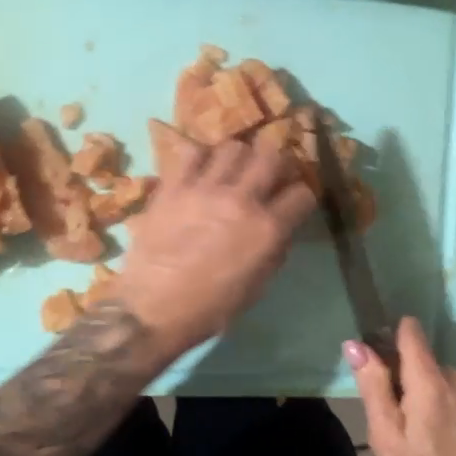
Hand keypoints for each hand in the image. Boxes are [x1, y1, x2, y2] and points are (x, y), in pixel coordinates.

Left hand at [108, 135, 316, 359]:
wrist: (153, 308)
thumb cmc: (210, 308)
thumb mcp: (257, 286)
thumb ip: (274, 249)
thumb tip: (278, 227)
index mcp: (267, 229)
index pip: (302, 193)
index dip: (302, 196)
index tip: (294, 201)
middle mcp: (241, 200)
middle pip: (272, 156)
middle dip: (277, 163)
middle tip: (268, 175)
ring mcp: (204, 188)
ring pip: (233, 147)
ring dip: (239, 157)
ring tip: (232, 171)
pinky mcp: (172, 186)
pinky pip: (192, 153)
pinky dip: (201, 158)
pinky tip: (199, 173)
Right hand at [351, 318, 455, 455]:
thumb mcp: (385, 434)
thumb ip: (372, 384)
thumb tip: (356, 344)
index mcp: (431, 380)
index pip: (410, 330)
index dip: (387, 335)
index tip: (371, 357)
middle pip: (418, 355)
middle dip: (397, 372)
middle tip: (386, 412)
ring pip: (432, 373)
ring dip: (415, 389)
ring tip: (407, 428)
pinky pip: (447, 388)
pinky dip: (432, 399)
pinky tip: (428, 433)